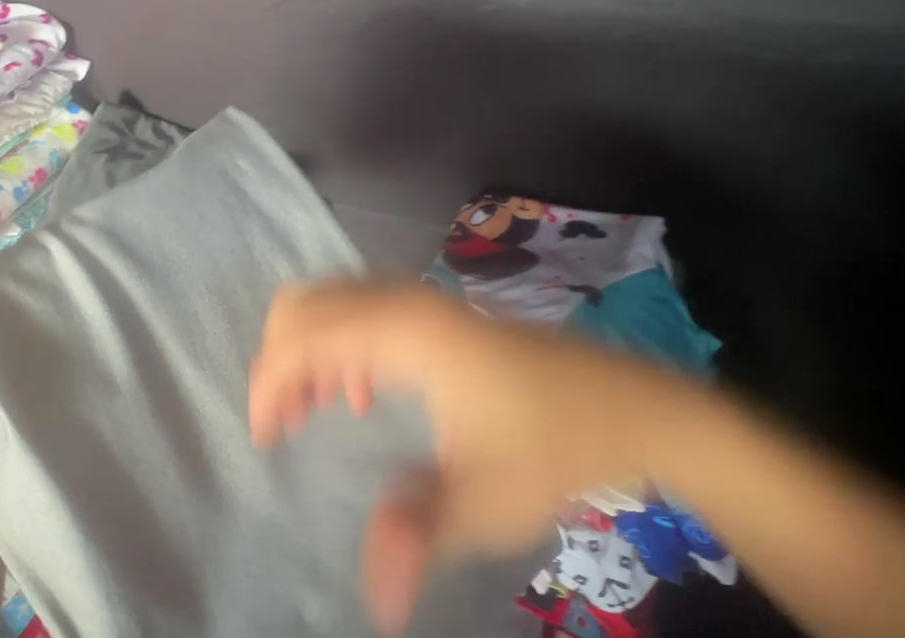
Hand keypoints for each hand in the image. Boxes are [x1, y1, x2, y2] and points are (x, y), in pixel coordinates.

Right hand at [248, 275, 693, 634]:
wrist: (639, 408)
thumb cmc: (556, 447)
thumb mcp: (486, 501)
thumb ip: (416, 536)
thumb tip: (373, 605)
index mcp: (401, 332)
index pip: (301, 339)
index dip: (270, 385)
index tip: (265, 439)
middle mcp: (398, 302)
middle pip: (300, 307)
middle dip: (279, 361)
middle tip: (285, 420)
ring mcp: (416, 299)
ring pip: (324, 303)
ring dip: (304, 351)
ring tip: (310, 410)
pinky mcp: (431, 310)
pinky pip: (354, 310)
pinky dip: (334, 343)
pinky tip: (358, 393)